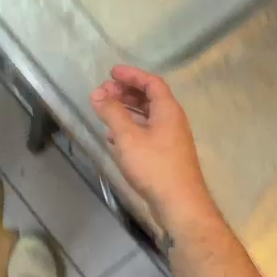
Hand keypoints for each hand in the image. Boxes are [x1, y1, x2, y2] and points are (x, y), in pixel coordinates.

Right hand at [90, 65, 211, 227]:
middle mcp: (173, 120)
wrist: (179, 203)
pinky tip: (114, 137)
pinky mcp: (166, 155)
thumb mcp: (127, 136)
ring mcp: (171, 139)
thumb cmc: (154, 165)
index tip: (111, 73)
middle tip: (104, 92)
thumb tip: (97, 93)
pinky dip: (131, 127)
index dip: (132, 75)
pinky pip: (147, 131)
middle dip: (127, 92)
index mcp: (168, 110)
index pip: (151, 82)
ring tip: (106, 111)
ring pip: (148, 116)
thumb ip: (111, 112)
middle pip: (150, 97)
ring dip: (127, 110)